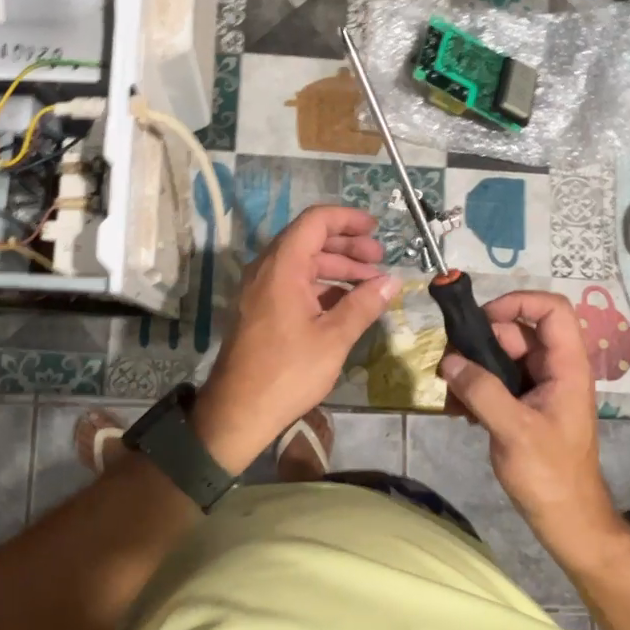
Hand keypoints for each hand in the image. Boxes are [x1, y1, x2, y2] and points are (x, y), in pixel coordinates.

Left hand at [194, 206, 397, 470]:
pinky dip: (321, 286)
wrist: (238, 410)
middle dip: (348, 245)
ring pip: (303, 263)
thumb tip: (391, 282)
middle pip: (309, 240)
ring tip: (372, 283)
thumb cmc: (288, 372)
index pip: (315, 221)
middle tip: (380, 259)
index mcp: (282, 266)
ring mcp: (260, 290)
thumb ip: (363, 304)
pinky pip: (293, 283)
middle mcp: (267, 269)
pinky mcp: (260, 309)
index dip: (347, 219)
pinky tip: (347, 303)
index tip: (376, 229)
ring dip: (337, 268)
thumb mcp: (333, 338)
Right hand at [437, 291, 624, 562]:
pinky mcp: (523, 406)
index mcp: (566, 367)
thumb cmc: (549, 473)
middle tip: (449, 363)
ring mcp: (538, 388)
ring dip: (472, 367)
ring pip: (501, 356)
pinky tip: (457, 408)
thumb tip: (449, 361)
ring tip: (448, 389)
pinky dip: (475, 387)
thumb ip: (481, 390)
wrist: (566, 519)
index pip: (552, 310)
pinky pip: (496, 381)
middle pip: (517, 332)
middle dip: (480, 341)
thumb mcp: (514, 430)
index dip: (519, 302)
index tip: (483, 319)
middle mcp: (554, 370)